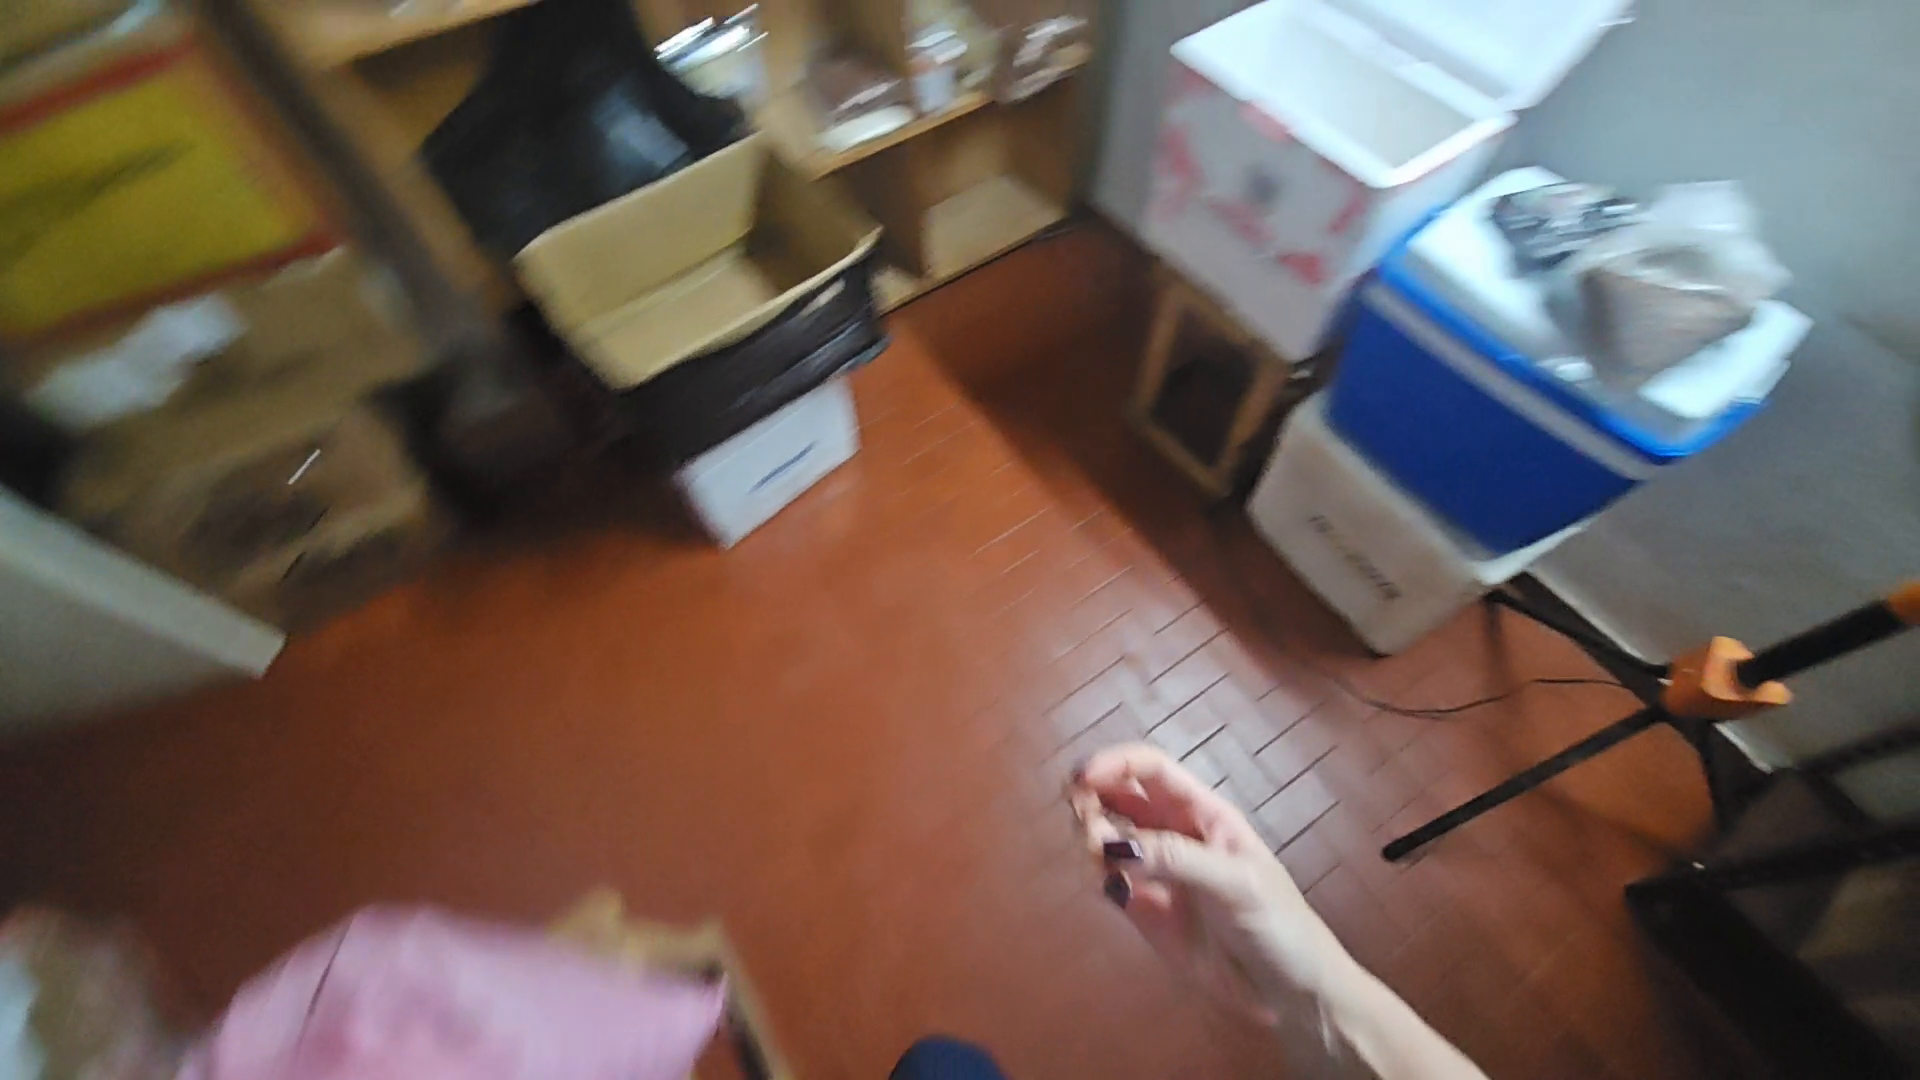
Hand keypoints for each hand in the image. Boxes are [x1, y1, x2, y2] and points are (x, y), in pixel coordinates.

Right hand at [1067, 743, 1353, 1021]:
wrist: (1289, 994)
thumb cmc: (1278, 924)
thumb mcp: (1235, 884)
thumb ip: (1174, 859)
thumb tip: (1113, 844)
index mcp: (1200, 811)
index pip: (1150, 769)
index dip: (1114, 763)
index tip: (1082, 777)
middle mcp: (1171, 830)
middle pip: (1117, 794)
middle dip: (1092, 797)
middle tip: (1083, 823)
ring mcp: (1154, 867)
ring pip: (1105, 833)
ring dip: (1089, 836)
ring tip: (1096, 860)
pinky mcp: (1141, 905)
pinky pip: (1106, 877)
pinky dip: (1095, 874)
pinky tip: (1108, 887)